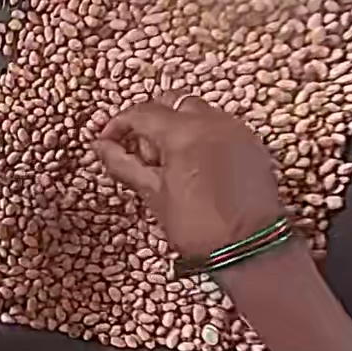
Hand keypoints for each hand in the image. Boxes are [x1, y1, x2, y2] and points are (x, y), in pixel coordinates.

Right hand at [92, 94, 284, 257]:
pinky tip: (189, 167)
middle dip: (148, 122)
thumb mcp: (152, 194)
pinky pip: (216, 126)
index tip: (106, 142)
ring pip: (194, 112)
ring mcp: (236, 130)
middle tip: (137, 154)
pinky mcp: (250, 144)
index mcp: (185, 133)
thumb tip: (101, 146)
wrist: (250, 248)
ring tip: (164, 165)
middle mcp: (214, 122)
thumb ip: (123, 163)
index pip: (142, 113)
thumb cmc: (199, 226)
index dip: (118, 125)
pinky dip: (197, 136)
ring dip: (173, 128)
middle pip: (170, 102)